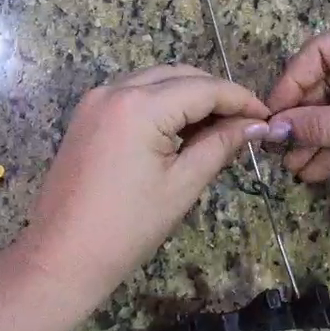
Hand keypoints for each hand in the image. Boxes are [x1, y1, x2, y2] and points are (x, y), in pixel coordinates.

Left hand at [17, 65, 270, 307]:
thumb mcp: (182, 185)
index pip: (203, 88)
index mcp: (138, 106)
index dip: (240, 99)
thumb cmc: (127, 227)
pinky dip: (160, 104)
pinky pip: (132, 95)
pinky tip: (181, 130)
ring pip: (154, 81)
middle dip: (214, 94)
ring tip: (219, 128)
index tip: (267, 117)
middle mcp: (114, 89)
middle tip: (246, 124)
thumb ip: (220, 145)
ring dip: (188, 96)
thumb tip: (255, 125)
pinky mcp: (86, 115)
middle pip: (178, 75)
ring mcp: (95, 100)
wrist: (62, 255)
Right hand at [264, 22, 329, 216]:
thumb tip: (274, 128)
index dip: (293, 81)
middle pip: (328, 79)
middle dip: (304, 115)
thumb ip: (324, 124)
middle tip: (280, 147)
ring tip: (294, 166)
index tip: (272, 116)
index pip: (323, 51)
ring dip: (316, 135)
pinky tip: (316, 169)